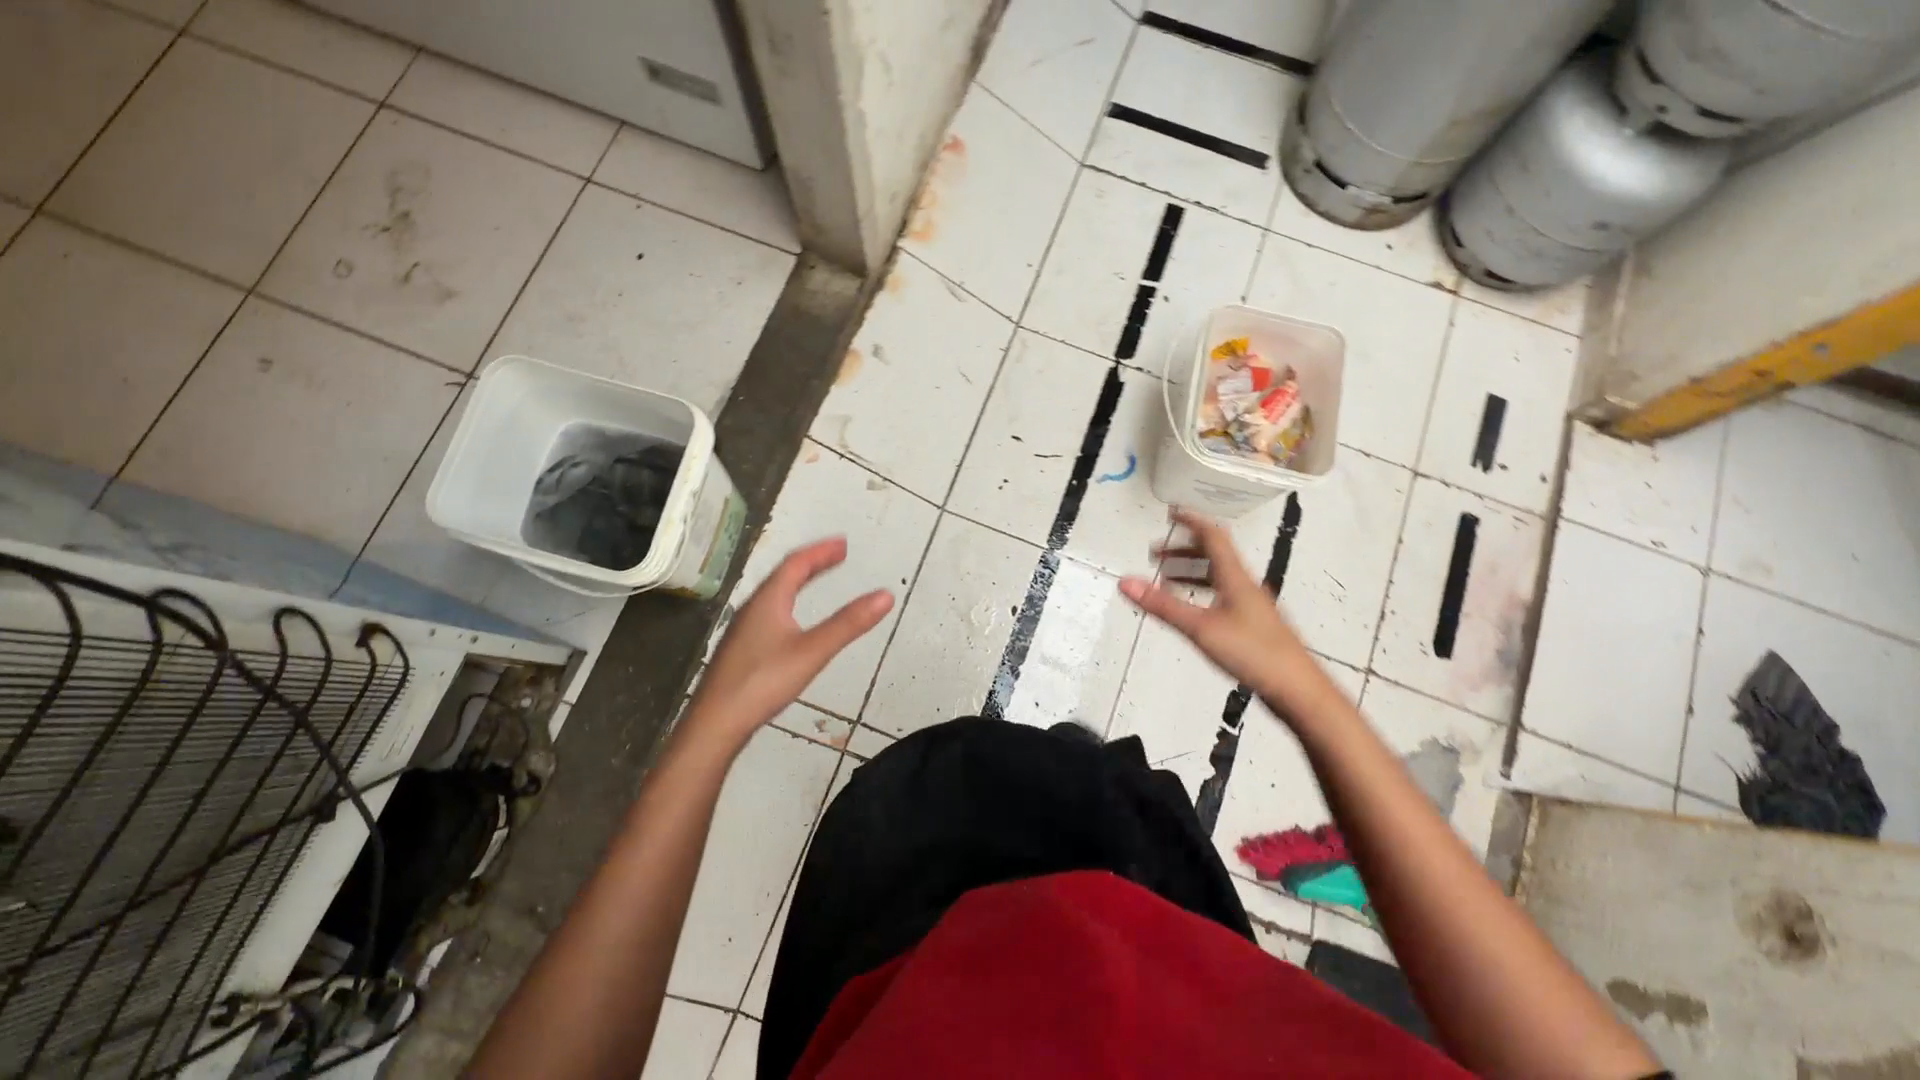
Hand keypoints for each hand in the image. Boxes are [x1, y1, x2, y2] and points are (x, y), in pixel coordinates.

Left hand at [683, 537, 892, 749]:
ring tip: (817, 579)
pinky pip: (768, 613)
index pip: (796, 564)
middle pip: (783, 576)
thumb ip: (848, 624)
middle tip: (836, 555)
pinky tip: (791, 622)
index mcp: (768, 601)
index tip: (844, 544)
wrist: (715, 722)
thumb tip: (885, 595)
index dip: (821, 551)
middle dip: (812, 562)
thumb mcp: (813, 652)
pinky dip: (788, 602)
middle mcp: (752, 609)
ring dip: (798, 581)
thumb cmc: (763, 682)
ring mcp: (743, 630)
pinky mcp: (741, 650)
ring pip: (773, 594)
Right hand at [1118, 509, 1331, 716]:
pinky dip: (1202, 592)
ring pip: (1219, 576)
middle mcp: (1245, 585)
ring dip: (1192, 572)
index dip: (1191, 521)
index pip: (1212, 536)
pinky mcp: (1254, 625)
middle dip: (1183, 550)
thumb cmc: (1251, 652)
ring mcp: (1252, 605)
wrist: (1296, 688)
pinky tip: (1193, 610)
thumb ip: (1162, 605)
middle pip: (1214, 555)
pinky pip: (1223, 596)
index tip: (1171, 513)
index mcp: (1235, 577)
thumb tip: (1125, 582)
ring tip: (1166, 580)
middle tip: (1156, 554)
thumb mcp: (1200, 628)